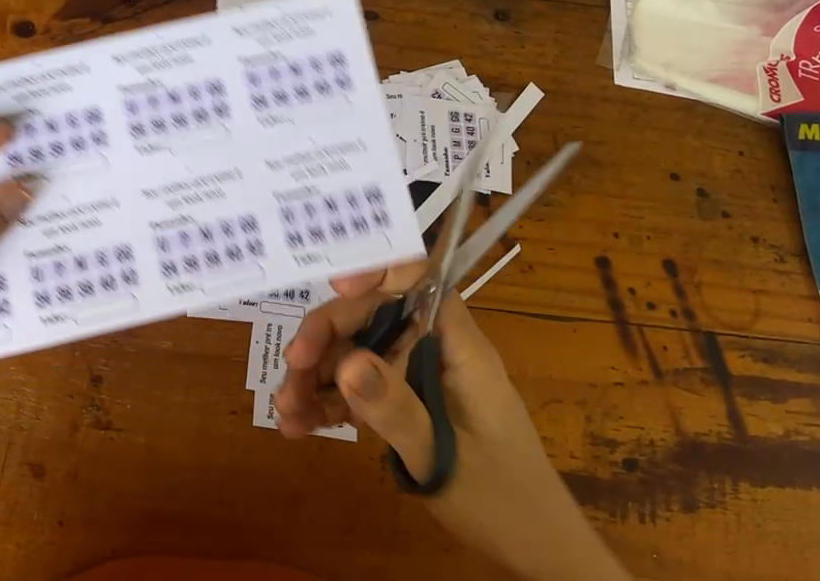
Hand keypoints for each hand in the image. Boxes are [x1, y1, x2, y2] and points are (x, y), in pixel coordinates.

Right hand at [274, 265, 630, 580]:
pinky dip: (330, 402)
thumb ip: (394, 408)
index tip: (334, 286)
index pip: (419, 282)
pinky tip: (299, 425)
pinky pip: (360, 386)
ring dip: (319, 376)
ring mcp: (417, 374)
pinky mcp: (405, 400)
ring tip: (285, 410)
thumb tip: (347, 361)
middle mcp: (433, 349)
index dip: (378, 272)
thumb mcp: (441, 457)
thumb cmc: (501, 499)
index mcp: (457, 347)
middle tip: (291, 371)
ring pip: (357, 351)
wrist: (533, 547)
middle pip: (372, 318)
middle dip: (326, 338)